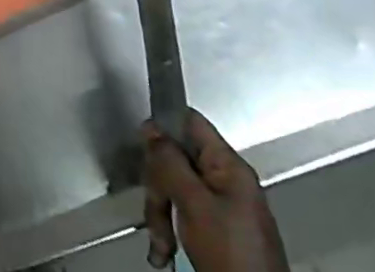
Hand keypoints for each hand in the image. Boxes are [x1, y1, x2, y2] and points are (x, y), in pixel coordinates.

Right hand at [142, 110, 288, 271]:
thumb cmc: (230, 252)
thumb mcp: (194, 203)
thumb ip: (170, 161)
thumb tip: (151, 126)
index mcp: (228, 166)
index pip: (191, 122)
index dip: (164, 126)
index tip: (144, 147)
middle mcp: (224, 180)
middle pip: (176, 158)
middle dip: (159, 186)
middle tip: (157, 210)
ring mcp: (220, 205)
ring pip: (173, 188)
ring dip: (160, 214)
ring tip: (163, 244)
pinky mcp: (213, 228)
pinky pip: (180, 213)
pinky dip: (168, 230)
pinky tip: (165, 251)